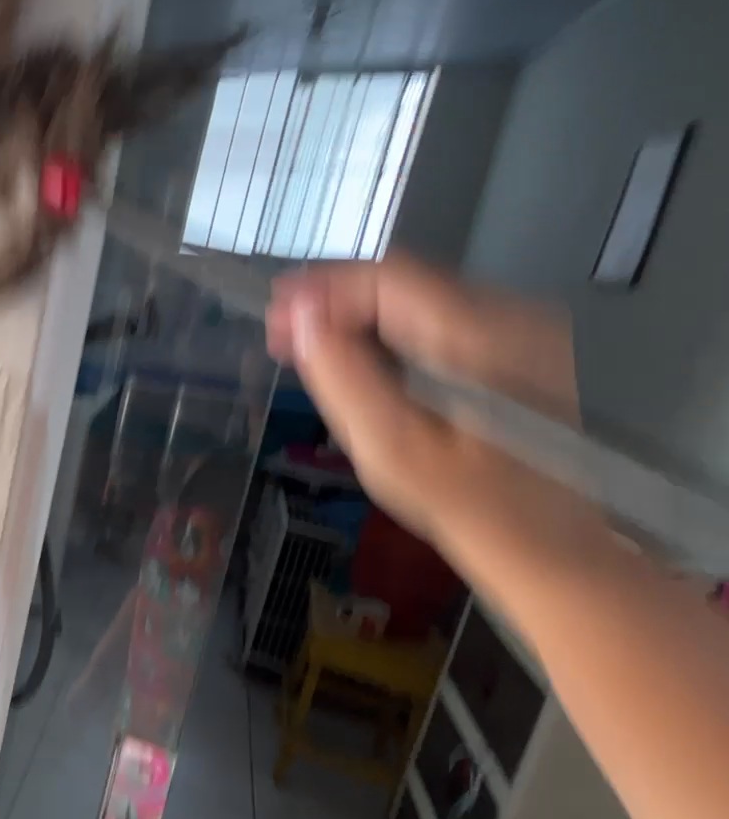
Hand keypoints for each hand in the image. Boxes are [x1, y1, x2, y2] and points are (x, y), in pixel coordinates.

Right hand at [265, 259, 593, 553]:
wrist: (545, 541)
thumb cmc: (462, 501)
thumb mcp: (387, 443)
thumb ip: (340, 372)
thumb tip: (300, 315)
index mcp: (481, 335)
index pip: (387, 277)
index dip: (321, 288)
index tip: (273, 319)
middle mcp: (509, 316)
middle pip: (400, 282)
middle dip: (331, 303)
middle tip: (280, 339)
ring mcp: (518, 330)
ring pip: (411, 298)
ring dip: (351, 317)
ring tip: (304, 350)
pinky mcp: (513, 347)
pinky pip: (431, 318)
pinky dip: (382, 332)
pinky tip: (353, 360)